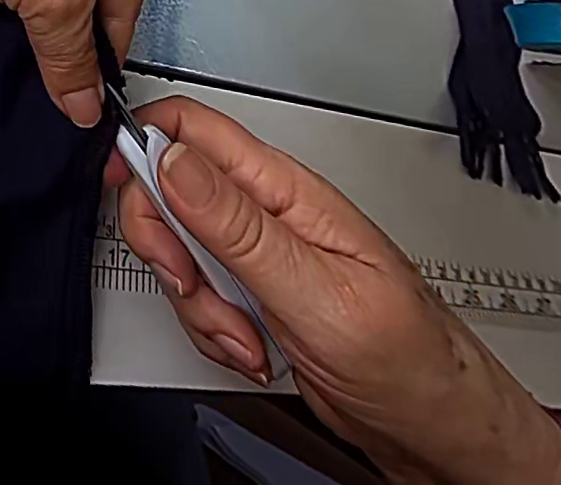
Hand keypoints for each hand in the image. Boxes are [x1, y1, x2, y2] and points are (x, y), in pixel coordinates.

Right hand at [119, 97, 560, 484]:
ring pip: (168, 238)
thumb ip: (236, 223)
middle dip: (161, 239)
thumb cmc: (416, 368)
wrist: (441, 436)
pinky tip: (246, 338)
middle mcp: (258, 207)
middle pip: (161, 184)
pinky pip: (184, 280)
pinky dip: (201, 317)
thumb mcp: (318, 294)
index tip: (119, 182)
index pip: (187, 125)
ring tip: (240, 329)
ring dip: (188, 293)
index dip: (140, 141)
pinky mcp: (236, 278)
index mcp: (281, 187)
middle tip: (187, 278)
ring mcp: (244, 244)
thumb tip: (171, 157)